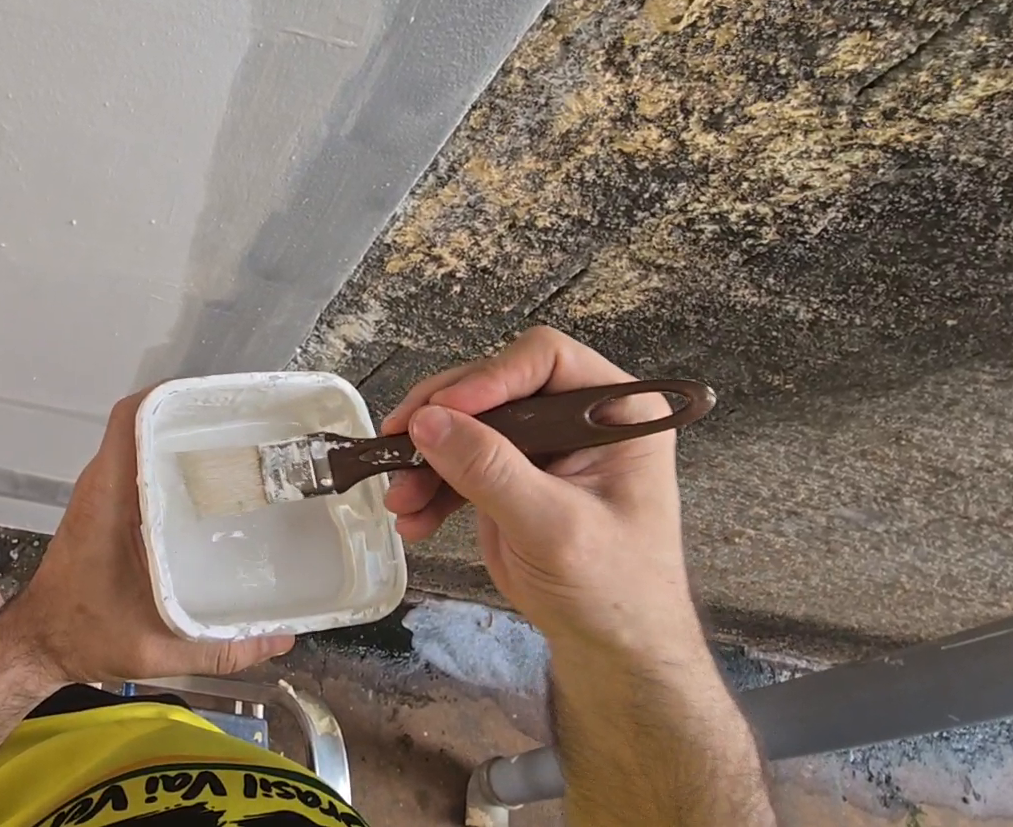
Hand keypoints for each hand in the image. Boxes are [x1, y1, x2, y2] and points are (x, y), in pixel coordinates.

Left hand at [7, 390, 294, 683]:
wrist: (39, 642)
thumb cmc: (85, 636)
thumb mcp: (157, 649)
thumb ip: (220, 650)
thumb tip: (279, 639)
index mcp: (108, 499)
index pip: (129, 419)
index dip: (168, 395)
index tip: (215, 400)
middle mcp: (102, 483)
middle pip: (142, 421)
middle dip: (190, 414)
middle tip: (243, 425)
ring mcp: (100, 489)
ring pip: (139, 438)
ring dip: (179, 434)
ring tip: (234, 445)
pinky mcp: (104, 501)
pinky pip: (136, 460)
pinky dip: (167, 457)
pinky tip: (206, 480)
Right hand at [382, 326, 706, 664]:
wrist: (611, 653)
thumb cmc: (612, 591)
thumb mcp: (552, 527)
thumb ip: (490, 470)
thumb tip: (425, 421)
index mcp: (615, 411)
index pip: (544, 360)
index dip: (490, 377)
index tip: (445, 411)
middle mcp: (575, 417)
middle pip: (491, 387)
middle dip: (440, 420)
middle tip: (396, 442)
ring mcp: (538, 445)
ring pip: (463, 423)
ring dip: (424, 459)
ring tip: (399, 501)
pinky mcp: (508, 473)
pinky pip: (456, 461)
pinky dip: (429, 487)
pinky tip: (412, 519)